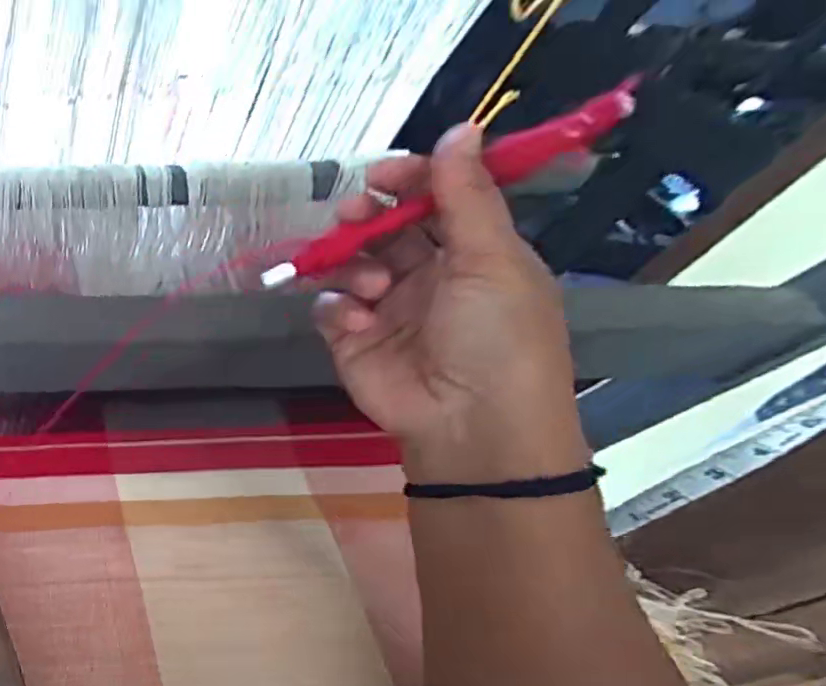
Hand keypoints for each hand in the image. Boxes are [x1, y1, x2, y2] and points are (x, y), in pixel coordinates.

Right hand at [311, 123, 590, 484]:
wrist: (465, 417)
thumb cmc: (496, 333)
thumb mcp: (490, 258)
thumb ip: (464, 197)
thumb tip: (460, 129)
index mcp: (471, 250)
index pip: (434, 201)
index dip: (409, 181)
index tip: (380, 174)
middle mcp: (425, 275)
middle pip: (385, 230)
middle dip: (367, 218)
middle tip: (351, 213)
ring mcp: (384, 309)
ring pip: (350, 266)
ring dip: (352, 265)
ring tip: (369, 285)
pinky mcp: (349, 342)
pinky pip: (329, 310)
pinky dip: (335, 309)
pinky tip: (355, 321)